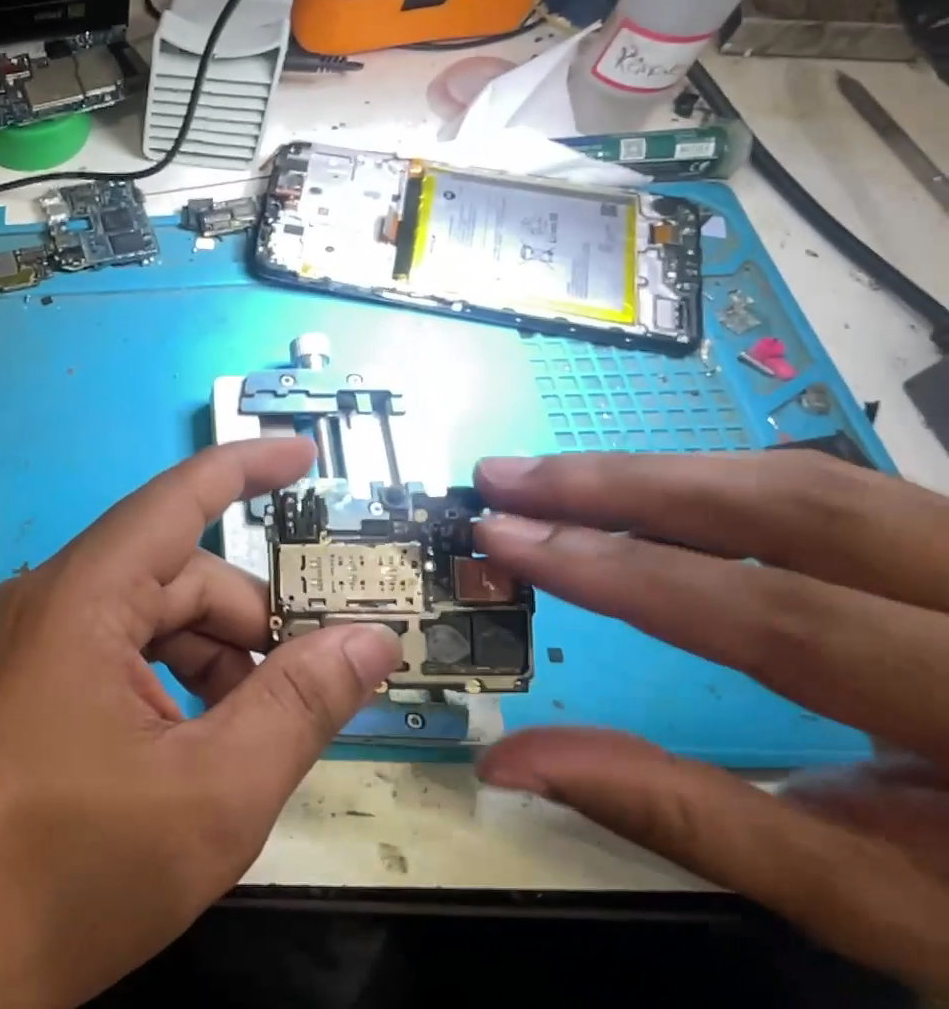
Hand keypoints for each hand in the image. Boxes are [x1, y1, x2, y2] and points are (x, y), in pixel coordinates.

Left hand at [0, 439, 400, 1007]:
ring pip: (133, 624)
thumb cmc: (73, 869)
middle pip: (165, 578)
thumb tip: (366, 640)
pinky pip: (97, 659)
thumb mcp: (213, 793)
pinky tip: (183, 751)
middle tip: (304, 692)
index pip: (172, 503)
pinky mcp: (6, 695)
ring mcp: (13, 652)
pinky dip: (155, 687)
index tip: (303, 453)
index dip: (243, 469)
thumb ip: (298, 707)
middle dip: (243, 624)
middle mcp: (35, 607)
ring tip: (243, 739)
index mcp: (76, 601)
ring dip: (202, 665)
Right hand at [472, 451, 948, 990]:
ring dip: (666, 474)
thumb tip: (509, 761)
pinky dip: (723, 487)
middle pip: (804, 509)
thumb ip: (687, 817)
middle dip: (627, 484)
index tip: (504, 536)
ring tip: (553, 478)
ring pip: (825, 483)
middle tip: (507, 477)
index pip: (780, 619)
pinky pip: (845, 496)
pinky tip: (650, 495)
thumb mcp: (870, 900)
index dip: (623, 572)